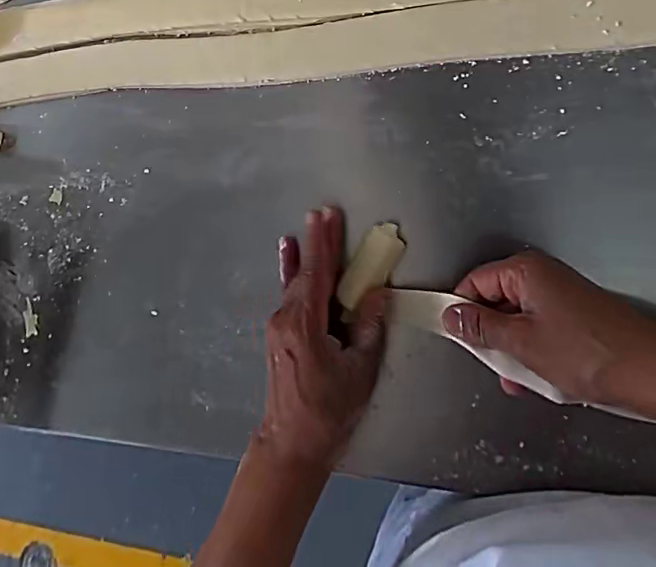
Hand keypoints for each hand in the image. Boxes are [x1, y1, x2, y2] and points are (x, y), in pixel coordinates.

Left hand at [255, 207, 386, 469]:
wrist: (291, 444)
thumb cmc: (328, 411)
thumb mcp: (359, 371)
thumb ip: (368, 328)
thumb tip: (376, 294)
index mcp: (305, 324)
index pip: (318, 273)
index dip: (325, 243)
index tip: (328, 216)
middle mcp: (286, 318)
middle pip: (305, 272)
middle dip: (317, 241)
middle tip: (323, 212)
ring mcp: (278, 325)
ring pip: (295, 282)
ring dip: (305, 256)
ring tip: (307, 229)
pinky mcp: (278, 334)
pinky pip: (288, 296)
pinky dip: (292, 274)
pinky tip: (290, 260)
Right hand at [442, 251, 655, 416]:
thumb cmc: (591, 355)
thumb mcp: (523, 345)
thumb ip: (482, 329)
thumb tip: (452, 315)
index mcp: (525, 271)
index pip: (474, 282)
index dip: (462, 311)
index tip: (457, 339)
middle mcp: (542, 276)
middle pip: (496, 302)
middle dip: (493, 338)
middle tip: (500, 367)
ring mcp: (561, 296)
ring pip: (519, 322)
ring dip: (517, 353)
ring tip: (530, 381)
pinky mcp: (577, 317)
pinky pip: (542, 331)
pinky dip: (539, 355)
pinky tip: (550, 381)